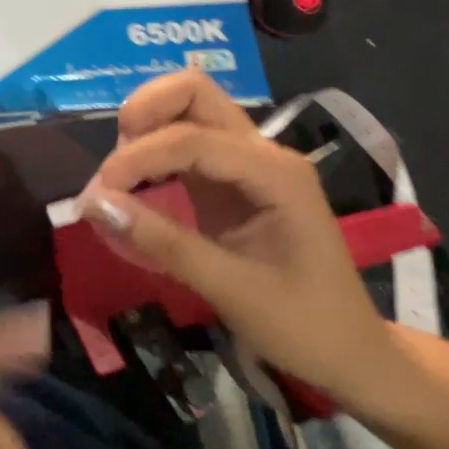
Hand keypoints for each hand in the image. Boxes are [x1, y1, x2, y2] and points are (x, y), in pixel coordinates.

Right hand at [79, 71, 405, 400]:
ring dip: (144, 127)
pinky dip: (151, 150)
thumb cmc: (306, 326)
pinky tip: (132, 183)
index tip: (99, 194)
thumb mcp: (234, 291)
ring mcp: (246, 162)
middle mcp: (261, 153)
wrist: (354, 356)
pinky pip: (182, 141)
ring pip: (185, 108)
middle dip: (143, 111)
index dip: (138, 157)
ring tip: (119, 178)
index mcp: (275, 173)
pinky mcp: (228, 178)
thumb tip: (93, 204)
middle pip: (192, 92)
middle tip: (114, 161)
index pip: (191, 138)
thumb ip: (163, 242)